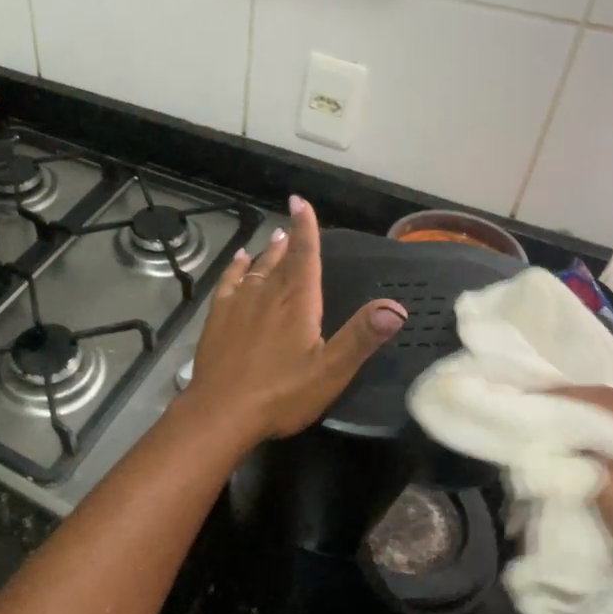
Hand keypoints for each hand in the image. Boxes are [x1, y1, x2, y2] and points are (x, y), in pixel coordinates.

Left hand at [175, 196, 406, 445]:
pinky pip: (228, 282)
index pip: (305, 255)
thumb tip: (395, 307)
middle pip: (281, 259)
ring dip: (267, 252)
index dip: (306, 228)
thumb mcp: (331, 370)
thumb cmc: (282, 393)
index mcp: (298, 302)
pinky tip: (239, 262)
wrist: (221, 411)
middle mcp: (268, 294)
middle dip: (290, 238)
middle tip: (292, 221)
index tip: (301, 202)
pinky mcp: (217, 318)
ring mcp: (239, 305)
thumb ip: (361, 337)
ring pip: (256, 268)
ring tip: (274, 238)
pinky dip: (236, 268)